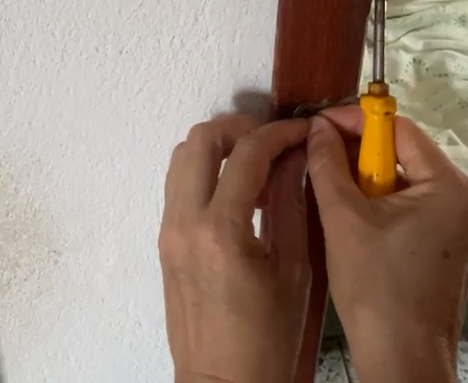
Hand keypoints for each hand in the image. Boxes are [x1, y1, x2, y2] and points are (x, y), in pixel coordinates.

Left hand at [160, 114, 312, 382]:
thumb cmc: (268, 339)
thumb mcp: (294, 270)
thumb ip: (292, 203)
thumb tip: (297, 154)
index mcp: (221, 230)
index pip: (248, 152)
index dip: (280, 132)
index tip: (303, 131)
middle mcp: (184, 220)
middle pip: (201, 138)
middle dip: (241, 129)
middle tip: (274, 142)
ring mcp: (168, 229)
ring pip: (183, 154)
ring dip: (219, 146)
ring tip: (256, 166)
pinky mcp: (164, 239)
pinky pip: (179, 182)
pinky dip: (206, 169)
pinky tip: (238, 191)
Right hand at [305, 108, 467, 382]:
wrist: (403, 362)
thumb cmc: (376, 288)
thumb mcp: (343, 216)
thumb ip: (327, 162)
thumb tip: (318, 127)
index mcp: (449, 185)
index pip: (399, 127)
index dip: (356, 120)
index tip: (319, 124)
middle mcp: (464, 198)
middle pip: (404, 151)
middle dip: (359, 150)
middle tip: (320, 153)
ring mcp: (461, 225)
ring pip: (405, 178)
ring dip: (367, 176)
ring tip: (330, 181)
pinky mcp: (449, 246)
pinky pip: (413, 203)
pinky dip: (382, 200)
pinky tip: (353, 211)